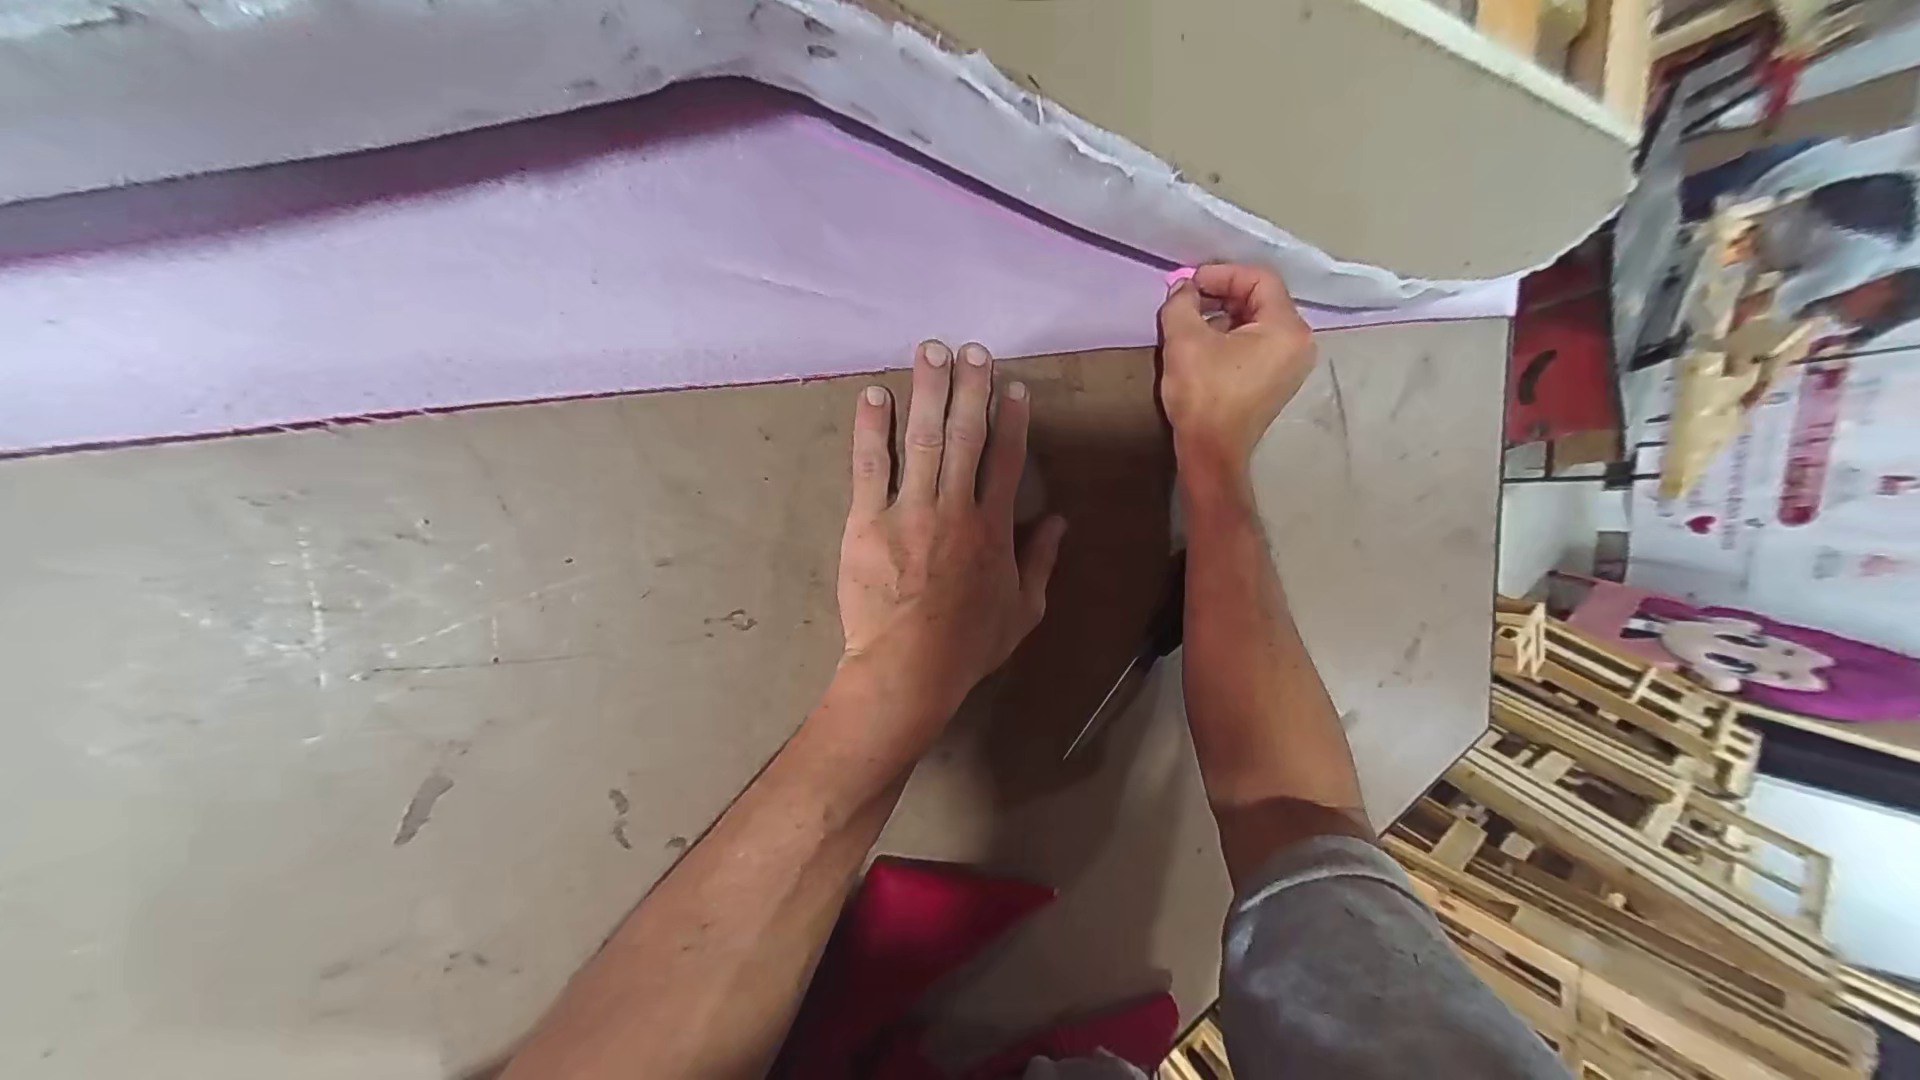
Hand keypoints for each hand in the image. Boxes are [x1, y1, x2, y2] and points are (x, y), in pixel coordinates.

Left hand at [835, 340, 1067, 747]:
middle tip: (970, 349)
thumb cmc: (969, 645)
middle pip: (965, 435)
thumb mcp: (1024, 611)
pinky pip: (871, 466)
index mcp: (993, 528)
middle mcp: (955, 508)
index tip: (1013, 386)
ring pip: (922, 438)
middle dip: (970, 388)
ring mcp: (909, 511)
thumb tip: (1061, 522)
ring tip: (930, 351)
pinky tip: (875, 395)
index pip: (1007, 460)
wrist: (908, 669)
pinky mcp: (866, 522)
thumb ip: (1042, 562)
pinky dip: (872, 428)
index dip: (1012, 419)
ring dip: (927, 391)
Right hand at [1157, 264, 1316, 474]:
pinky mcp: (1277, 383)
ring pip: (1258, 323)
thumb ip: (1182, 304)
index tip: (1189, 282)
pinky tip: (1205, 344)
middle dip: (1222, 294)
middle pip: (1262, 300)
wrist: (1210, 452)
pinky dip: (1233, 337)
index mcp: (1287, 328)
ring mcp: (1292, 366)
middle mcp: (1300, 343)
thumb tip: (1183, 289)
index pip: (1259, 279)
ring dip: (1225, 316)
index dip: (1222, 273)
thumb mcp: (1184, 342)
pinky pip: (1258, 346)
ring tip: (1191, 321)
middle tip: (1188, 298)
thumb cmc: (1202, 395)